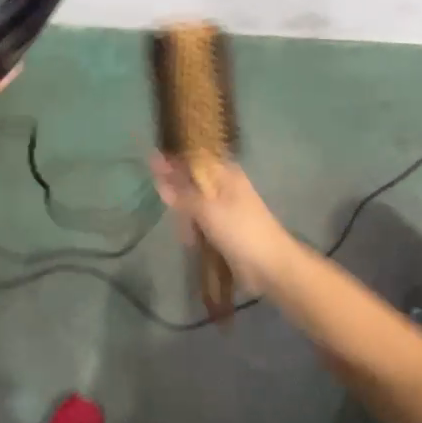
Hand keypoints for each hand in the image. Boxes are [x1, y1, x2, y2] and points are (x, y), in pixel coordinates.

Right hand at [149, 155, 299, 291]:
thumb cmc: (239, 229)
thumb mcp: (206, 208)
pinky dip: (194, 229)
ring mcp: (225, 208)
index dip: (173, 159)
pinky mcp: (224, 228)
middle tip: (172, 208)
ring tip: (186, 232)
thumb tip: (159, 174)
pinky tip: (189, 239)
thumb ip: (181, 192)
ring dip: (185, 216)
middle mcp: (224, 185)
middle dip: (177, 192)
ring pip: (194, 203)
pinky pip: (201, 221)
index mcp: (224, 173)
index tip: (152, 163)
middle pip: (192, 180)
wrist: (270, 266)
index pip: (193, 157)